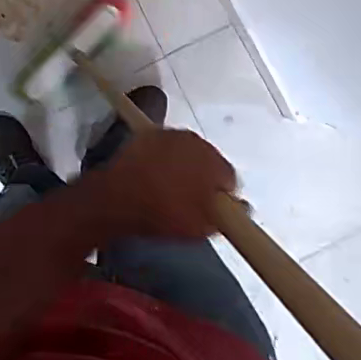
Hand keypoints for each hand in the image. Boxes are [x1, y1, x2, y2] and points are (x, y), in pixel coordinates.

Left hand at [79, 129, 235, 238]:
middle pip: (207, 159)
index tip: (214, 207)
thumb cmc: (164, 213)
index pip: (229, 177)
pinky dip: (163, 157)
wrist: (118, 196)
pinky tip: (153, 174)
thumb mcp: (202, 226)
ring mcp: (169, 133)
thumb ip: (228, 216)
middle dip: (202, 175)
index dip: (222, 194)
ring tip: (169, 187)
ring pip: (185, 150)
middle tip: (190, 198)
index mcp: (212, 161)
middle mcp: (194, 140)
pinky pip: (164, 146)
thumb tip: (242, 207)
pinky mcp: (148, 134)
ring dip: (182, 163)